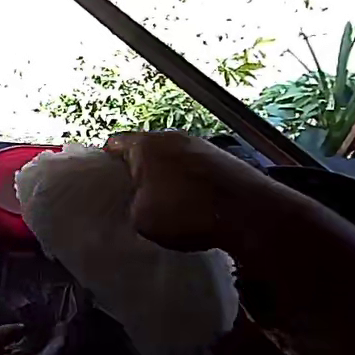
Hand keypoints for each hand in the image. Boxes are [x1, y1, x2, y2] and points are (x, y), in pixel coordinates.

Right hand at [103, 131, 287, 251]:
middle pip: (146, 149)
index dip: (107, 162)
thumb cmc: (185, 212)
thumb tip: (141, 202)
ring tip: (170, 201)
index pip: (114, 143)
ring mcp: (201, 144)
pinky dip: (193, 180)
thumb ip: (132, 204)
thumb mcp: (141, 218)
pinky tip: (195, 202)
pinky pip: (197, 166)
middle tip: (137, 193)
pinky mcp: (225, 157)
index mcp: (143, 145)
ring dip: (170, 174)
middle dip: (141, 168)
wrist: (247, 213)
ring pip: (174, 157)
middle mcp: (171, 136)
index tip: (108, 181)